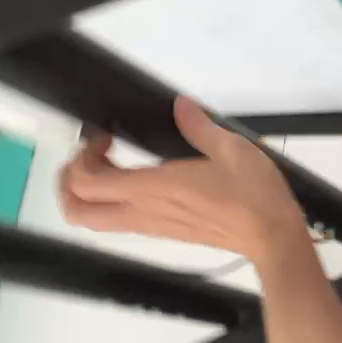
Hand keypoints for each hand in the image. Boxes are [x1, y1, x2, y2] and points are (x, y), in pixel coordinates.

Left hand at [59, 96, 310, 263]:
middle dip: (68, 182)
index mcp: (154, 188)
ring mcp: (153, 226)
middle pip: (76, 210)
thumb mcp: (233, 149)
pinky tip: (139, 185)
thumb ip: (200, 126)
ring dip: (87, 195)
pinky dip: (111, 204)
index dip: (80, 156)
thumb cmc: (254, 194)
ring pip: (94, 221)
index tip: (105, 137)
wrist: (273, 236)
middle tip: (89, 157)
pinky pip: (120, 223)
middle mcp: (144, 211)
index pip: (86, 182)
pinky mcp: (167, 233)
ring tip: (109, 169)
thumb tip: (181, 106)